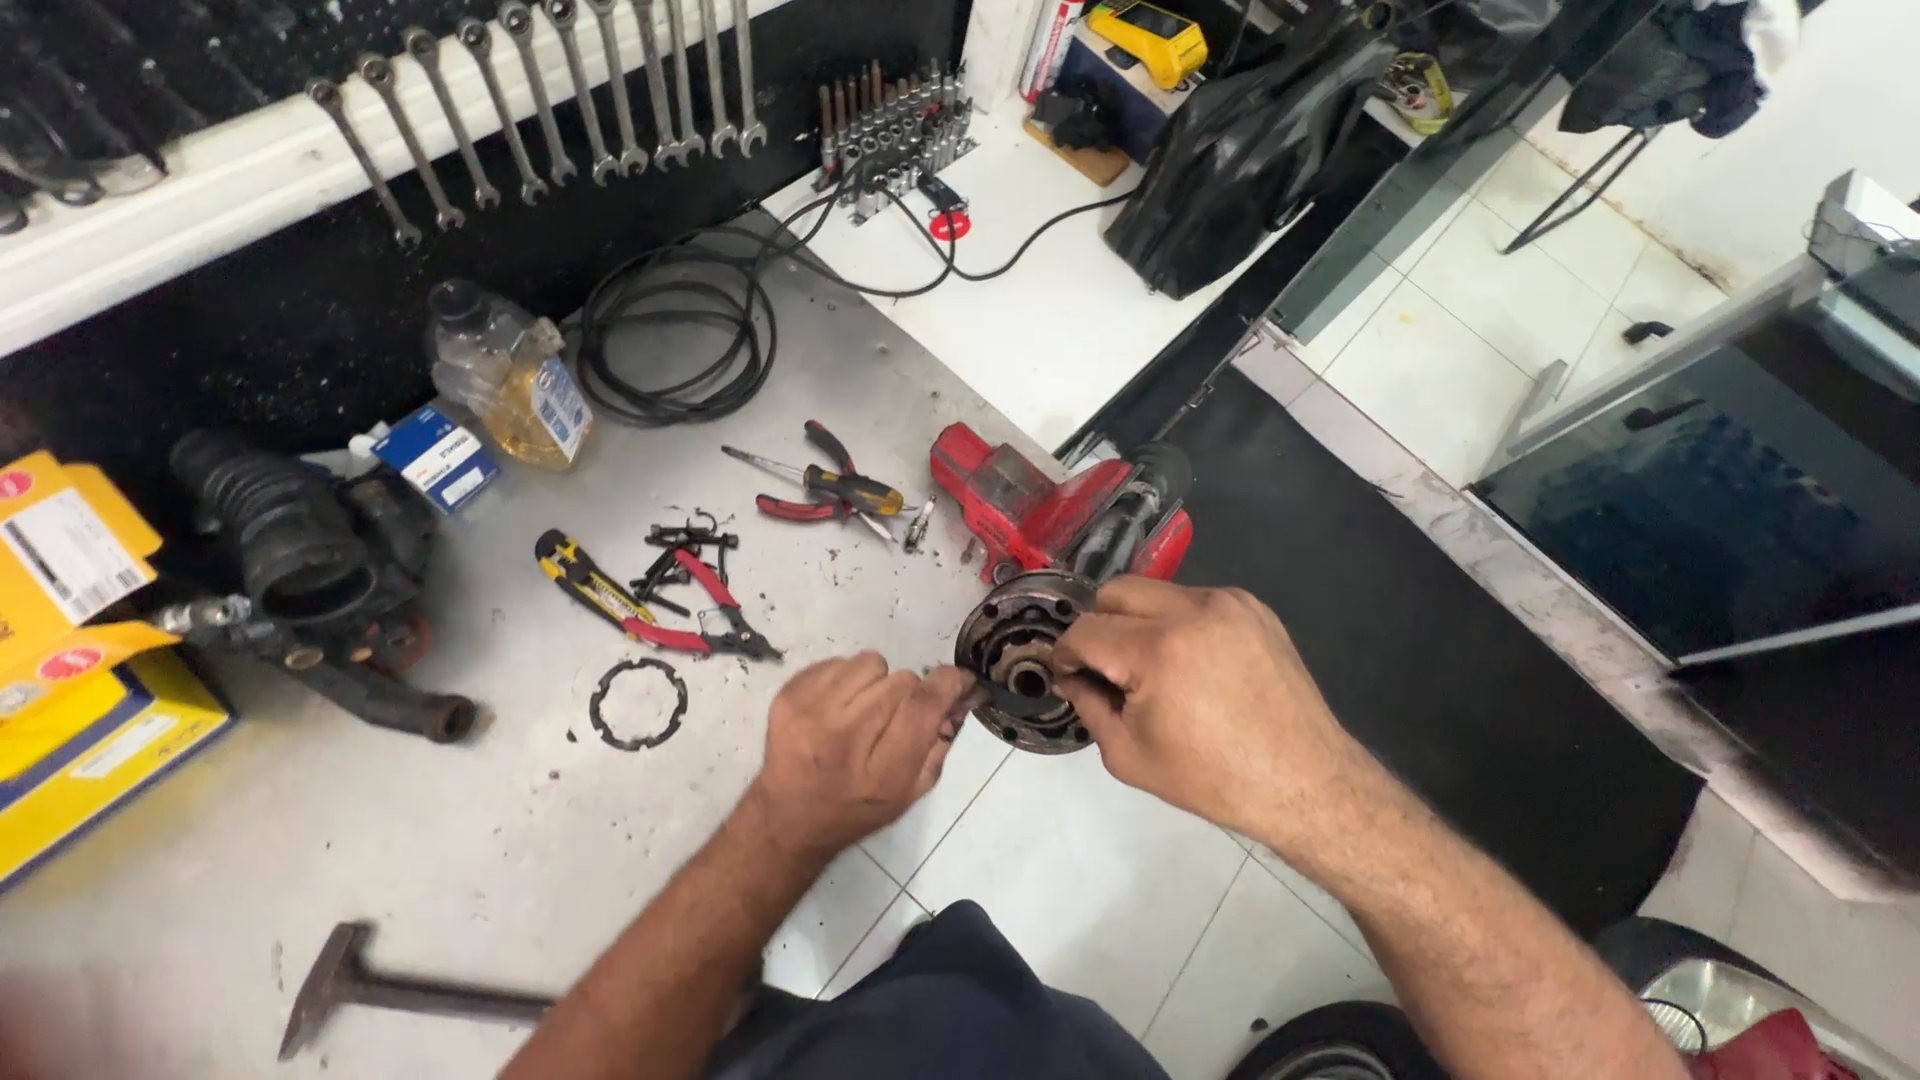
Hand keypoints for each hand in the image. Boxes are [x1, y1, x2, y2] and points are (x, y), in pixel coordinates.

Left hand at [741, 653, 983, 860]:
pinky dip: (846, 678)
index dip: (948, 684)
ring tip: (864, 708)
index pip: (923, 705)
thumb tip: (961, 695)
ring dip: (877, 681)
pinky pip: (839, 661)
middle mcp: (844, 738)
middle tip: (895, 717)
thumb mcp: (911, 792)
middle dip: (909, 693)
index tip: (958, 681)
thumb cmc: (858, 808)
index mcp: (881, 772)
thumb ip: (940, 742)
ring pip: (871, 662)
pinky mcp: (788, 696)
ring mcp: (810, 713)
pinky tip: (838, 706)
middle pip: (902, 681)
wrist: (789, 818)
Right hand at [1049, 577, 1388, 852]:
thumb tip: (1074, 674)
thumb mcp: (1128, 754)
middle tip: (1107, 668)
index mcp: (1159, 651)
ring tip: (1151, 666)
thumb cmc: (1212, 779)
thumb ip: (1088, 704)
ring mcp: (1228, 602)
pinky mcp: (1252, 606)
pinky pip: (1192, 598)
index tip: (1069, 675)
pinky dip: (1176, 622)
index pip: (1086, 630)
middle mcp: (1193, 610)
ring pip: (1153, 590)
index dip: (1066, 654)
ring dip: (1137, 621)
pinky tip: (1190, 662)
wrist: (1305, 780)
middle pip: (1115, 592)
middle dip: (1099, 627)